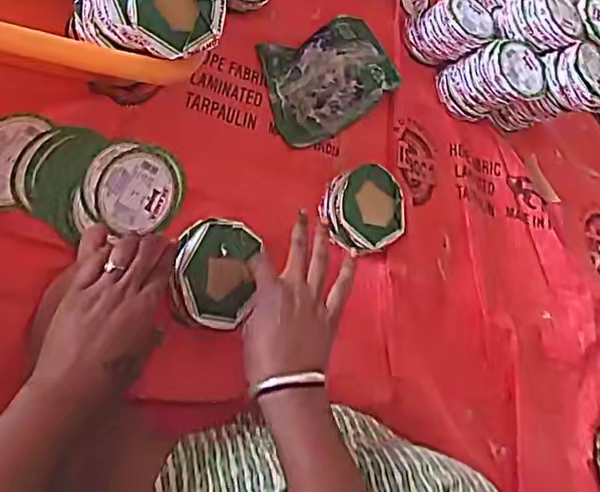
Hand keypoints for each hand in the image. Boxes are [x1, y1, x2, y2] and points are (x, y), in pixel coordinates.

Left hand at [30, 226, 171, 411]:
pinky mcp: (76, 289)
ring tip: (132, 240)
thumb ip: (150, 337)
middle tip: (155, 240)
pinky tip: (106, 243)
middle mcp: (125, 291)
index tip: (172, 246)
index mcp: (144, 308)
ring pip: (121, 248)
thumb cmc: (106, 383)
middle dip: (153, 241)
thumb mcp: (139, 359)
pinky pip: (92, 258)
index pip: (162, 270)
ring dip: (130, 240)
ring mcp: (99, 288)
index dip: (169, 254)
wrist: (67, 390)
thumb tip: (157, 327)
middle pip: (144, 252)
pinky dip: (101, 246)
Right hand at [243, 210, 356, 389]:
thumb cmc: (262, 361)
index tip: (252, 243)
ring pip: (320, 261)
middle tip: (303, 212)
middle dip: (300, 229)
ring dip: (323, 240)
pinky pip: (341, 288)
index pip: (260, 260)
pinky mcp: (330, 314)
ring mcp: (315, 299)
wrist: (288, 386)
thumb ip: (256, 304)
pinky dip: (347, 270)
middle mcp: (294, 288)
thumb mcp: (249, 327)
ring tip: (325, 223)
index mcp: (270, 290)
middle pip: (297, 251)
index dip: (254, 251)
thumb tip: (259, 295)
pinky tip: (351, 255)